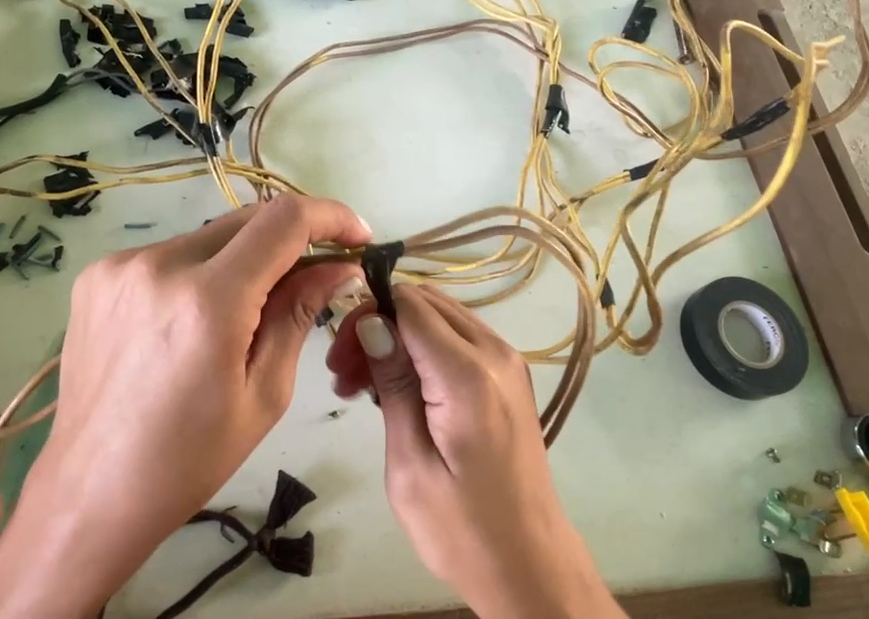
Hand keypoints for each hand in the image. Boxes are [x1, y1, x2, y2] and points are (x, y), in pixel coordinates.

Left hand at [0, 196, 371, 618]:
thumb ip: (300, 313)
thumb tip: (339, 265)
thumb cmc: (189, 459)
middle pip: (246, 221)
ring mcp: (119, 266)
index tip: (357, 235)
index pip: (283, 220)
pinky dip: (195, 273)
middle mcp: (158, 265)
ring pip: (206, 238)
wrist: (90, 491)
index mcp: (207, 300)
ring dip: (240, 259)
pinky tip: (191, 322)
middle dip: (289, 240)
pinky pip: (167, 255)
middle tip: (313, 276)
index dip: (329, 216)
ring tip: (244, 313)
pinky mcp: (93, 276)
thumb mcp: (264, 393)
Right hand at [327, 284, 620, 618]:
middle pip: (424, 302)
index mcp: (468, 374)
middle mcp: (495, 353)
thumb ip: (394, 385)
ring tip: (363, 386)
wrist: (530, 566)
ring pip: (440, 316)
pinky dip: (423, 348)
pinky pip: (458, 338)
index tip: (338, 360)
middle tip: (344, 376)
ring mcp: (508, 363)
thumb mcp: (410, 464)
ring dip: (398, 336)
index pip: (408, 304)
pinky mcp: (509, 377)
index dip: (366, 316)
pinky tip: (399, 387)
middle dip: (377, 324)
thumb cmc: (462, 529)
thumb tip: (373, 323)